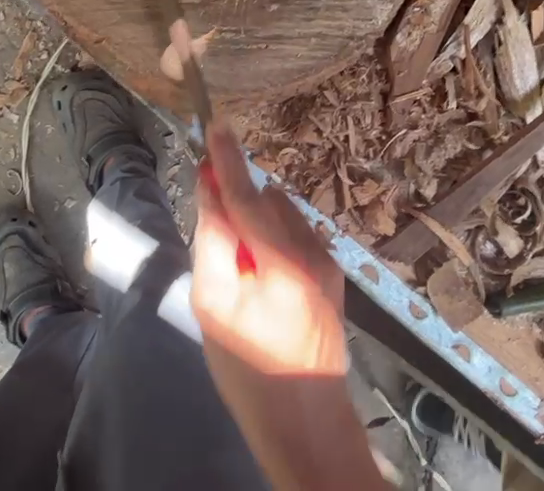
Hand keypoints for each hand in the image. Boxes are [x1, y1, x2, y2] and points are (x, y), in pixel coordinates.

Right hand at [193, 120, 384, 489]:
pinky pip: (295, 234)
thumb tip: (210, 185)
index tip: (214, 123)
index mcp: (283, 260)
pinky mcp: (333, 273)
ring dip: (255, 221)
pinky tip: (261, 278)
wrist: (306, 421)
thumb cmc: (247, 367)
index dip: (227, 159)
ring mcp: (328, 261)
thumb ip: (212, 238)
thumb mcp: (213, 303)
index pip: (247, 195)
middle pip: (265, 200)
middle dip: (236, 202)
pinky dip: (271, 237)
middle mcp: (313, 250)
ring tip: (239, 272)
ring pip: (281, 214)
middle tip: (215, 243)